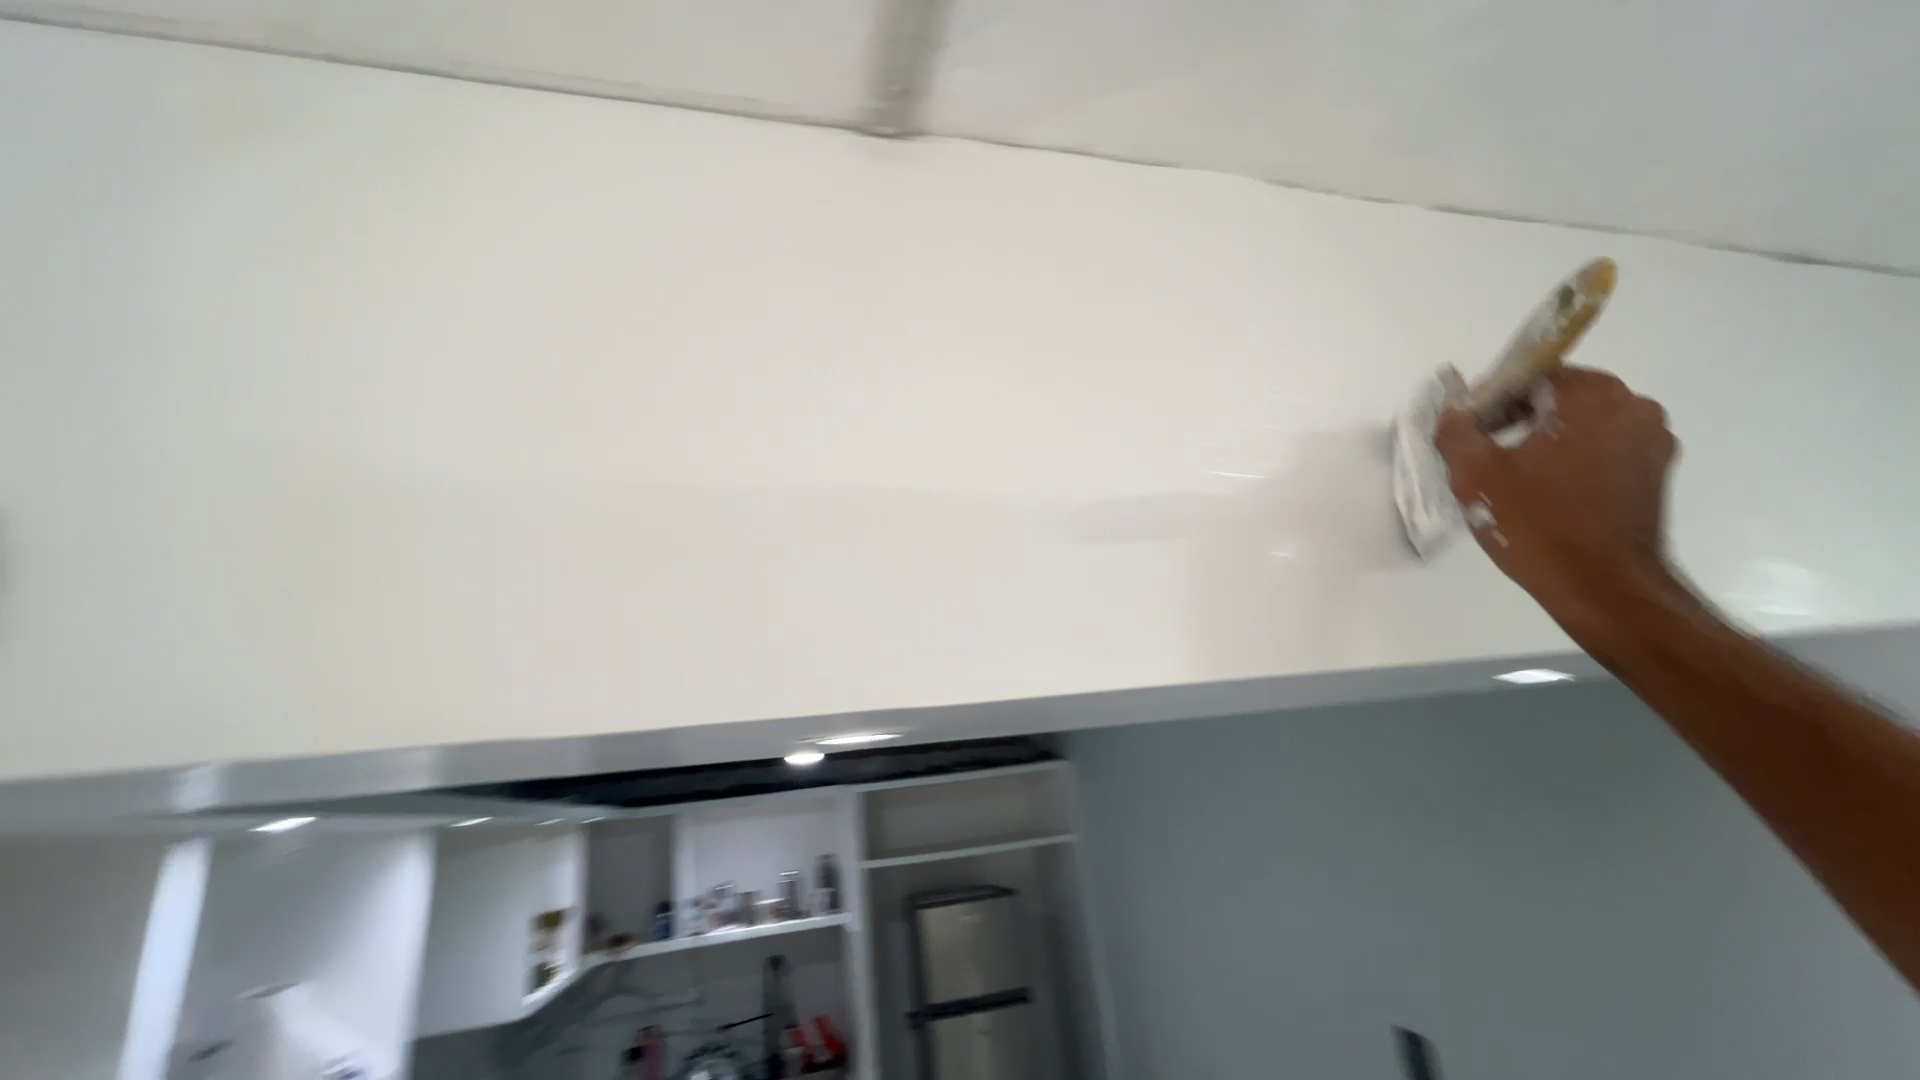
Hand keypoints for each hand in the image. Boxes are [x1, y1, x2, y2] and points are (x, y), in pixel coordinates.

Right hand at [1435, 367, 1679, 631]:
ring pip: (1580, 424)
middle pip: (1558, 397)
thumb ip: (1457, 431)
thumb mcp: (1475, 475)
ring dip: (1545, 440)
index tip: (1467, 431)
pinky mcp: (1655, 471)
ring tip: (1513, 478)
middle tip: (1482, 455)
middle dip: (1517, 418)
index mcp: (1591, 396)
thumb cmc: (1536, 524)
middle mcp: (1632, 405)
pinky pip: (1602, 449)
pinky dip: (1572, 460)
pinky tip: (1545, 492)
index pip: (1529, 375)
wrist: (1601, 585)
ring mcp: (1651, 439)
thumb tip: (1454, 410)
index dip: (1491, 399)